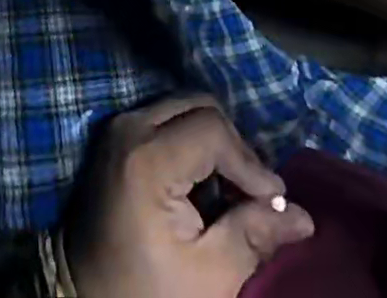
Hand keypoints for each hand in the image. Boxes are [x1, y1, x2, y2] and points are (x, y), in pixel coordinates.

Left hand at [65, 96, 312, 297]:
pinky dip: (192, 139)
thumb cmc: (146, 289)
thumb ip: (253, 234)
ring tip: (234, 190)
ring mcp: (119, 126)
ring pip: (182, 107)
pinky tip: (206, 182)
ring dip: (214, 141)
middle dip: (233, 144)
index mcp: (147, 157)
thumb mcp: (209, 274)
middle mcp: (130, 126)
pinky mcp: (116, 134)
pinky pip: (165, 117)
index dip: (250, 162)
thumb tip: (303, 216)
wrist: (83, 289)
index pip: (212, 129)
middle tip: (255, 193)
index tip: (274, 202)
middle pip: (198, 106)